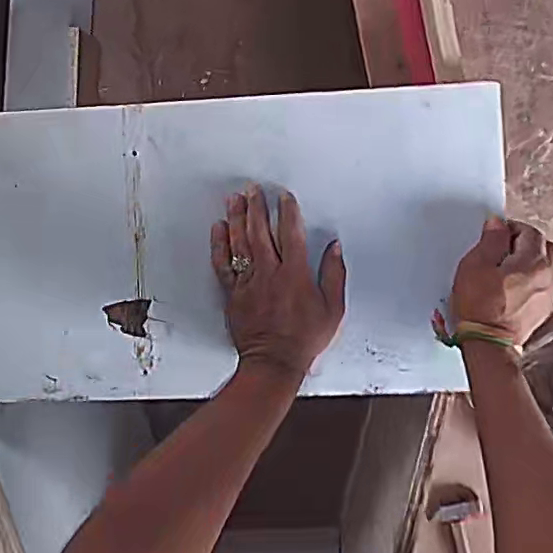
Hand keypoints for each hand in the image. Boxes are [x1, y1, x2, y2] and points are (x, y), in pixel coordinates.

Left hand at [210, 185, 345, 377]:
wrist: (273, 362)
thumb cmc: (303, 340)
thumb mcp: (333, 309)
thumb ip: (334, 275)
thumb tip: (334, 249)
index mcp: (295, 275)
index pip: (291, 234)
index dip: (287, 212)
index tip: (284, 198)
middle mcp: (269, 274)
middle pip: (260, 231)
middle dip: (257, 207)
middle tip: (254, 190)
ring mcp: (248, 283)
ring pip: (240, 242)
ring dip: (237, 218)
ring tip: (235, 199)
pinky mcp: (233, 293)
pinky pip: (223, 264)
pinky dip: (219, 244)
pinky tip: (219, 229)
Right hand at [450, 216, 552, 342]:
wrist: (488, 342)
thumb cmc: (480, 307)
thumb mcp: (475, 265)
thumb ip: (491, 241)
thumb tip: (497, 225)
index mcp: (533, 262)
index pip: (529, 231)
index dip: (510, 228)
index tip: (494, 234)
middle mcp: (547, 276)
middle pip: (541, 247)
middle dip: (521, 242)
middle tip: (498, 249)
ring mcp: (547, 295)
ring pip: (541, 266)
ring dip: (524, 262)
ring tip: (500, 271)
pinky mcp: (541, 309)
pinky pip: (538, 285)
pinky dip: (526, 280)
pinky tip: (507, 288)